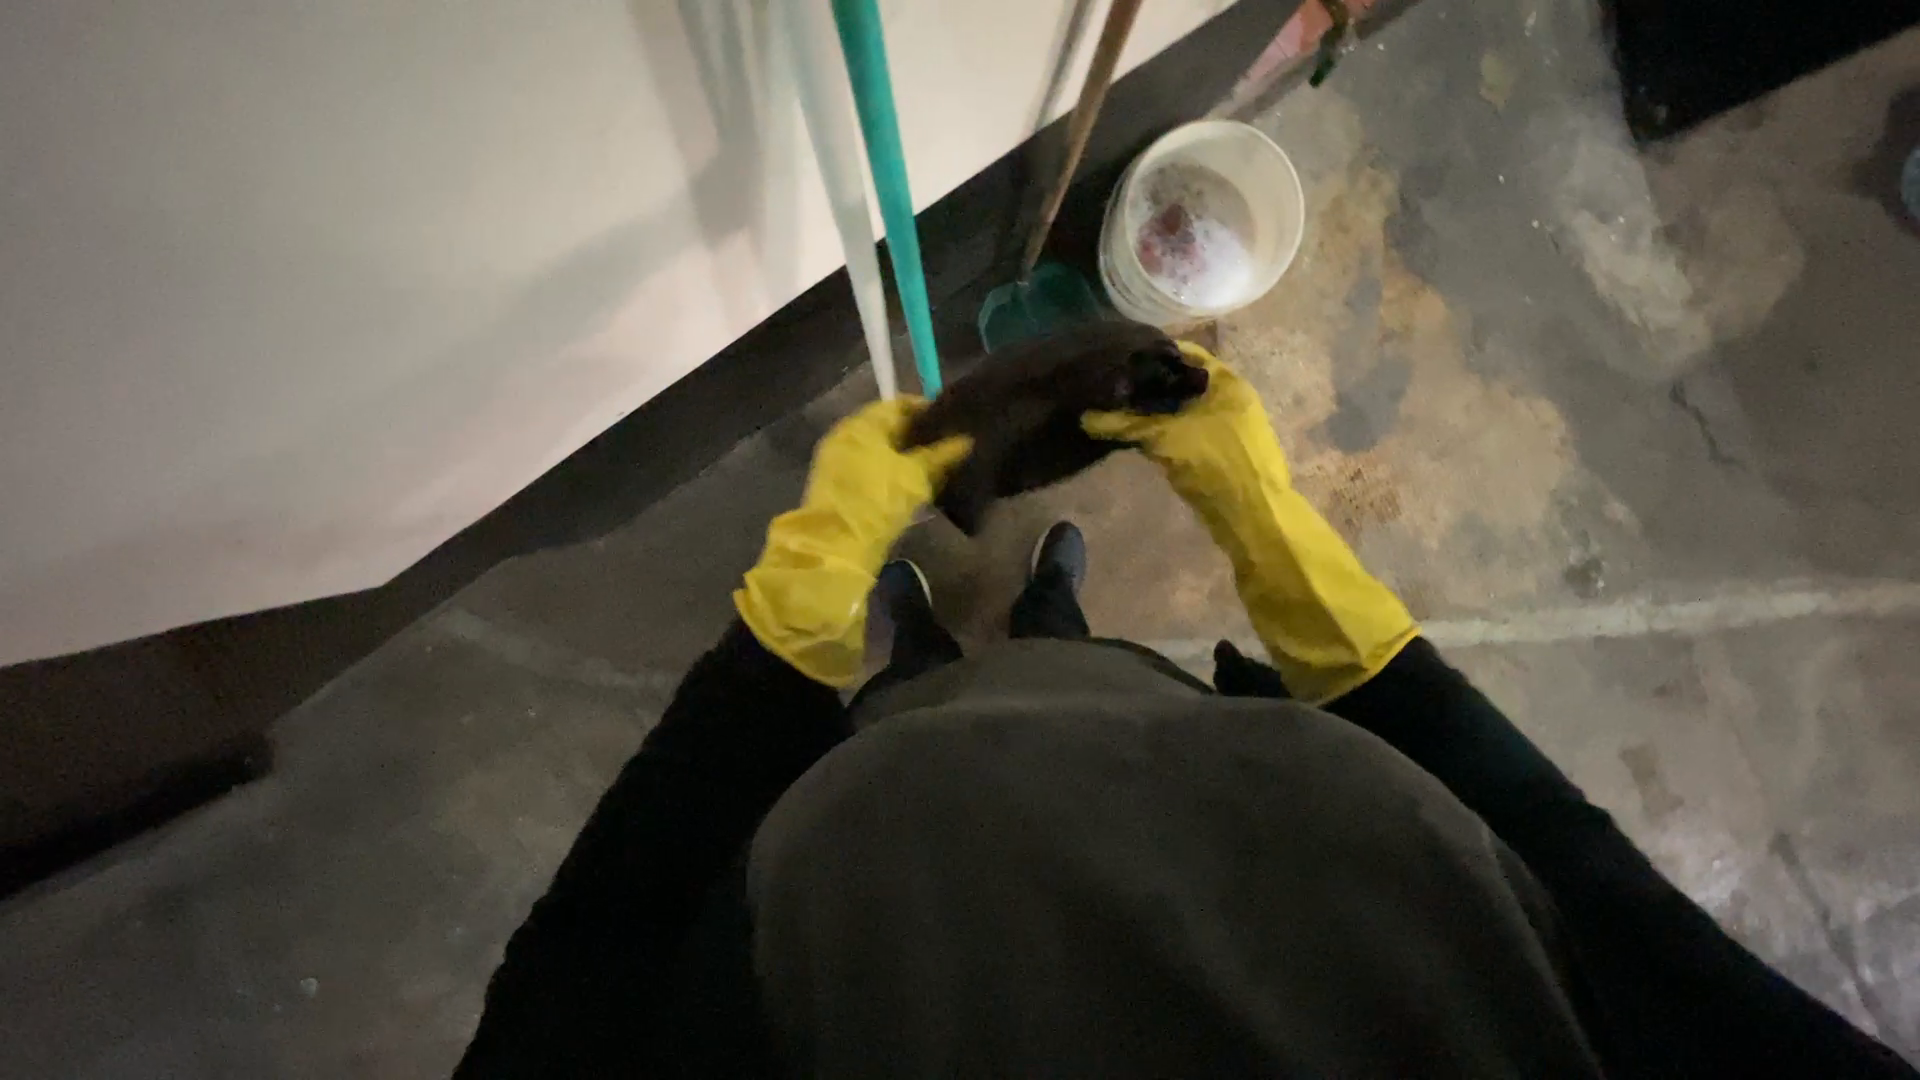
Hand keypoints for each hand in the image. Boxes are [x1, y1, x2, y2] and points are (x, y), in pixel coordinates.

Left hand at [735, 399, 970, 686]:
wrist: (834, 553)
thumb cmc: (874, 504)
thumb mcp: (914, 477)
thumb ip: (942, 456)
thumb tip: (968, 439)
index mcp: (860, 426)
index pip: (898, 404)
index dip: (928, 410)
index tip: (957, 420)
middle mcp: (847, 439)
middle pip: (891, 428)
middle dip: (923, 435)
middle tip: (956, 444)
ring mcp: (841, 465)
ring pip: (885, 452)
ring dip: (912, 458)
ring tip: (947, 465)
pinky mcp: (843, 490)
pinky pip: (877, 472)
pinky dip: (898, 475)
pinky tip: (923, 486)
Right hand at [1083, 341, 1291, 509]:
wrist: (1253, 514)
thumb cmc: (1215, 462)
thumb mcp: (1164, 438)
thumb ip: (1124, 425)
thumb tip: (1085, 418)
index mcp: (1226, 382)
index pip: (1184, 353)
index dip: (1152, 354)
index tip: (1121, 359)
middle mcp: (1230, 398)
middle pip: (1183, 382)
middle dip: (1150, 386)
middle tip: (1115, 388)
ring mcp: (1228, 425)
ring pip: (1184, 410)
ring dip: (1156, 412)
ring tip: (1121, 411)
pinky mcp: (1222, 450)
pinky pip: (1188, 432)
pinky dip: (1166, 432)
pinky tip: (1141, 439)